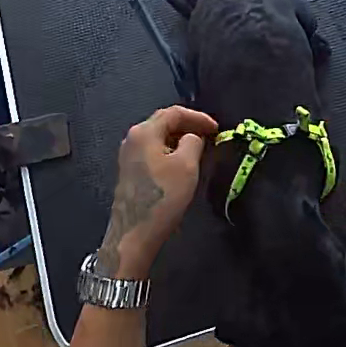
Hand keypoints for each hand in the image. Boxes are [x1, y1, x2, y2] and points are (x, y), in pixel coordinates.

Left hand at [96, 106, 218, 278]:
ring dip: (180, 140)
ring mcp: (128, 156)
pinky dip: (171, 151)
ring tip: (200, 149)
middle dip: (189, 127)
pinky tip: (183, 163)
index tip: (216, 128)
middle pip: (164, 123)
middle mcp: (132, 139)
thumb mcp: (187, 165)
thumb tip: (193, 137)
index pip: (174, 113)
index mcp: (144, 132)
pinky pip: (153, 152)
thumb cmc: (162, 196)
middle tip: (210, 136)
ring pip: (159, 138)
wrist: (135, 233)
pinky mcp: (130, 171)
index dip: (198, 117)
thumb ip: (194, 142)